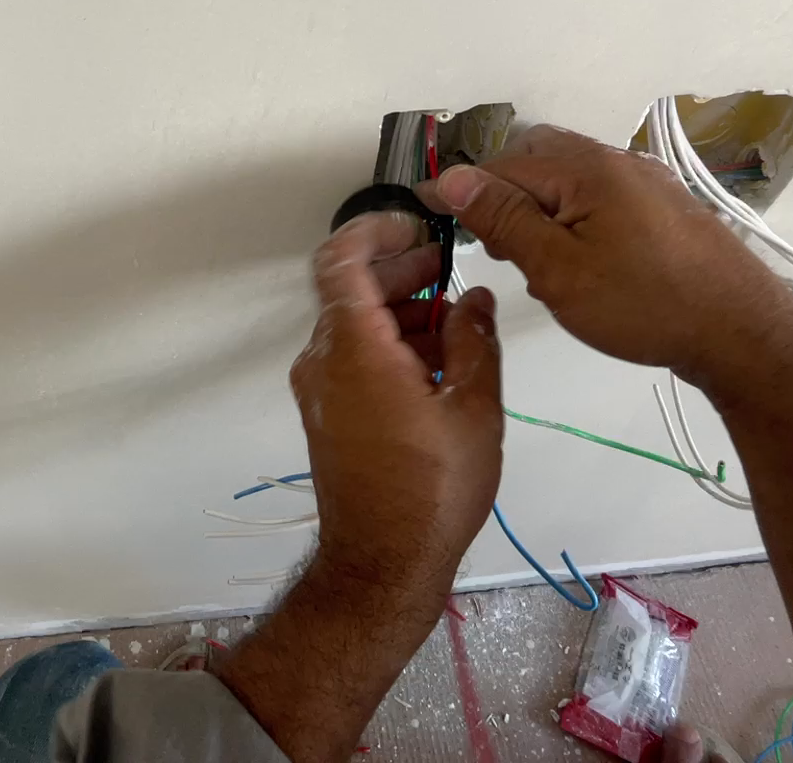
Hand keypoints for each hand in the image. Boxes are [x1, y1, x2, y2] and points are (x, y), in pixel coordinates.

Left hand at [215, 211, 503, 762]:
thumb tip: (474, 298)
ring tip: (455, 324)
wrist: (381, 563)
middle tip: (448, 273)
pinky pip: (352, 355)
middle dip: (400, 272)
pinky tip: (435, 362)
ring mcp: (319, 385)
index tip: (416, 230)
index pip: (340, 259)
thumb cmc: (432, 488)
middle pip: (352, 289)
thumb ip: (474, 341)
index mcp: (354, 348)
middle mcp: (323, 358)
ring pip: (355, 323)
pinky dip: (388, 344)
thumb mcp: (473, 409)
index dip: (374, 231)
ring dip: (399, 311)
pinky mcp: (325, 409)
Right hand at [415, 125, 792, 391]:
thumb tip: (451, 177)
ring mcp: (644, 180)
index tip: (429, 215)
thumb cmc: (643, 305)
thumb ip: (503, 218)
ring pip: (567, 176)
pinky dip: (570, 214)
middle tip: (495, 244)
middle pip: (536, 157)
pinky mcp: (662, 205)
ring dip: (537, 205)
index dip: (462, 190)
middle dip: (503, 192)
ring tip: (537, 259)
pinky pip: (597, 193)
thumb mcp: (557, 269)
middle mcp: (616, 160)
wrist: (746, 336)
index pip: (502, 166)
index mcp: (586, 169)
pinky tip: (579, 257)